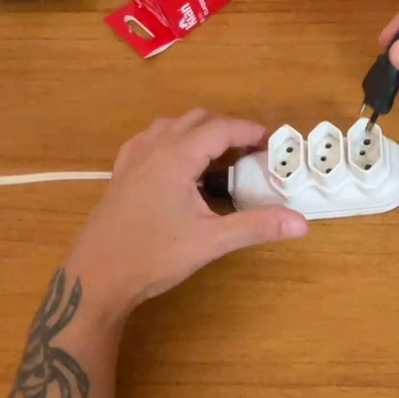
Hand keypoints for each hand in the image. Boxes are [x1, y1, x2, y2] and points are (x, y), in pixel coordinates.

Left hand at [65, 110, 306, 317]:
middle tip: (252, 152)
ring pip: (171, 126)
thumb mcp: (211, 242)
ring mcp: (132, 159)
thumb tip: (302, 222)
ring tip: (220, 156)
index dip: (249, 131)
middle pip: (196, 120)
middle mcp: (152, 148)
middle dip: (227, 128)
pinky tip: (181, 166)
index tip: (272, 142)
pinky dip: (174, 141)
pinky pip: (151, 140)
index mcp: (176, 157)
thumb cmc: (153, 256)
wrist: (96, 277)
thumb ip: (257, 226)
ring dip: (199, 132)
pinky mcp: (121, 174)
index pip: (220, 129)